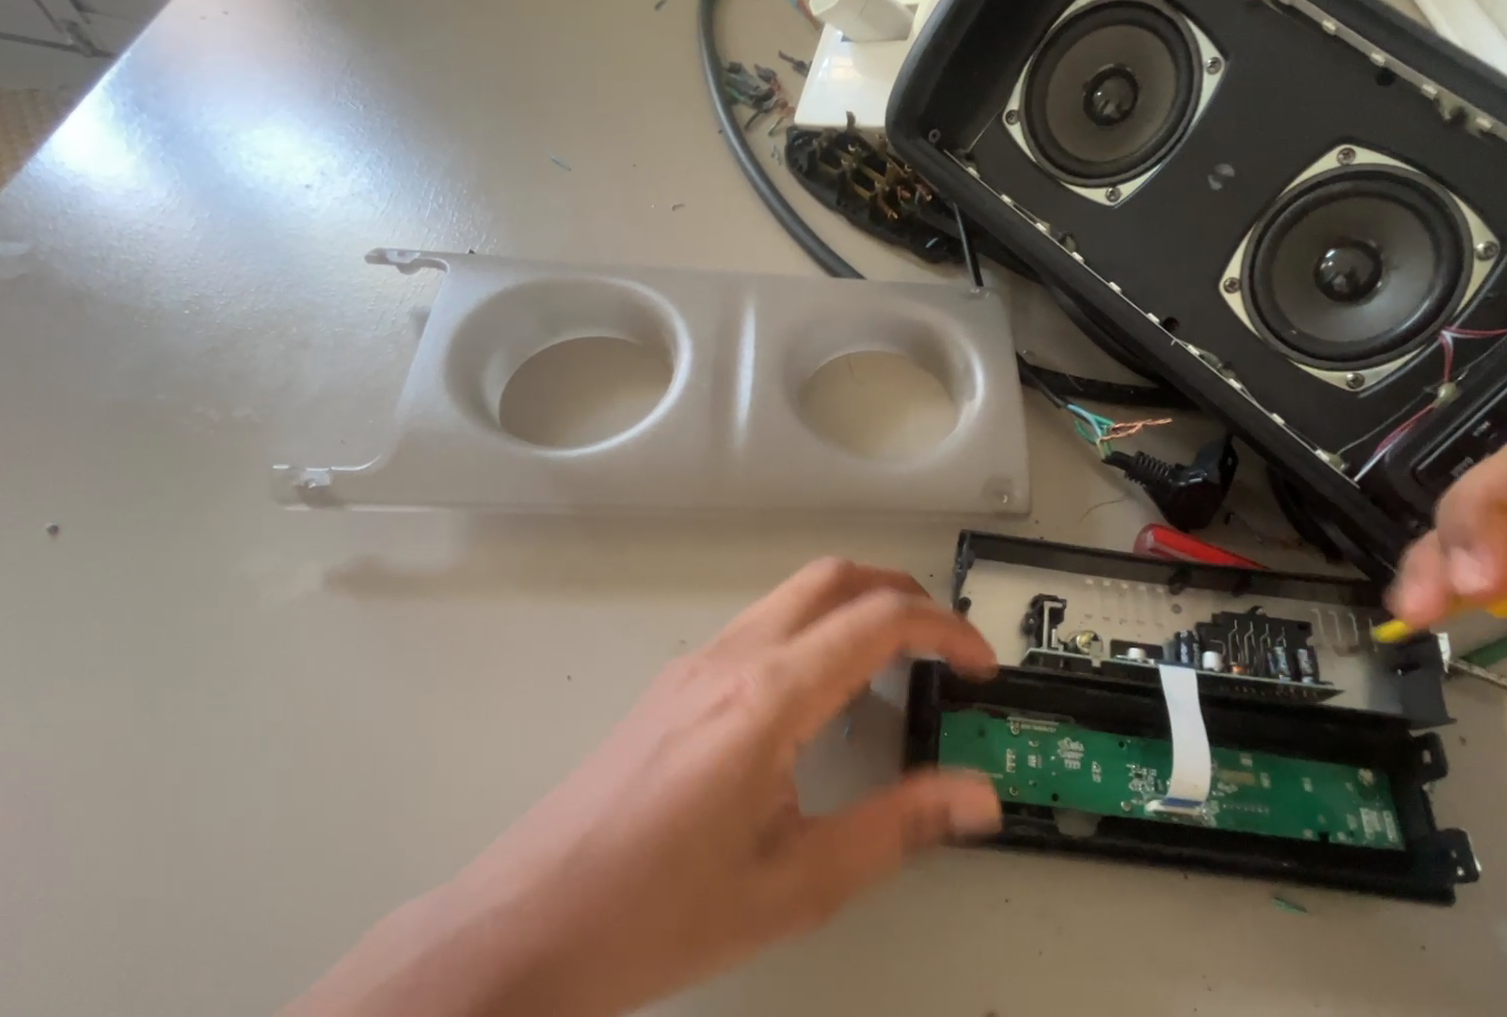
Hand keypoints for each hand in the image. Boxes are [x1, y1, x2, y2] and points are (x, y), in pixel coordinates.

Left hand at [287, 559, 1001, 1016]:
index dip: (947, 630)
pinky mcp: (673, 684)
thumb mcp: (797, 885)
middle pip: (833, 578)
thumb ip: (897, 829)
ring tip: (899, 663)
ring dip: (858, 606)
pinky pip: (763, 625)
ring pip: (794, 594)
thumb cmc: (660, 913)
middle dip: (904, 593)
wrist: (525, 927)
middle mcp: (730, 660)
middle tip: (947, 645)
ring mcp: (694, 665)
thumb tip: (980, 798)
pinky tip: (824, 696)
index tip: (982, 667)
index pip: (878, 622)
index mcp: (767, 699)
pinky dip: (817, 629)